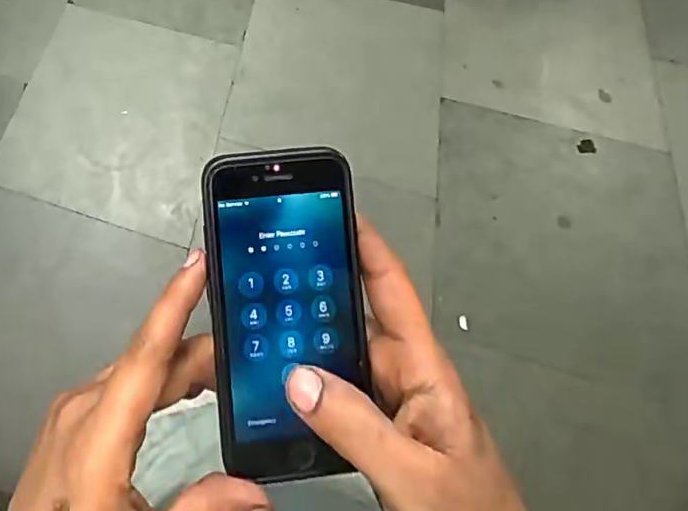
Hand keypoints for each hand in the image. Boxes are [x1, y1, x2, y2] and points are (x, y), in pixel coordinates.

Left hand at [11, 250, 266, 510]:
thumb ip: (198, 507)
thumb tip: (252, 491)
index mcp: (96, 430)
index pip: (147, 350)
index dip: (176, 301)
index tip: (198, 264)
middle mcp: (79, 408)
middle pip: (148, 361)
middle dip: (197, 350)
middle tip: (240, 352)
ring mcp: (68, 415)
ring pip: (132, 373)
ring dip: (174, 368)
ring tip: (215, 373)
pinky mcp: (64, 426)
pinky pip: (115, 388)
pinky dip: (150, 383)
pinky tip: (168, 391)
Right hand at [284, 219, 523, 510]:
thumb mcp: (417, 476)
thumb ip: (359, 429)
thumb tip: (301, 379)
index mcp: (424, 370)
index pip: (391, 288)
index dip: (364, 243)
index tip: (335, 211)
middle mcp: (403, 378)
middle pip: (350, 318)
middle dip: (312, 294)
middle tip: (270, 274)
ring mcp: (386, 406)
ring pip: (335, 359)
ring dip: (303, 345)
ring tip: (263, 329)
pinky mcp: (372, 432)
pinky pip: (331, 395)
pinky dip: (304, 385)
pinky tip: (278, 385)